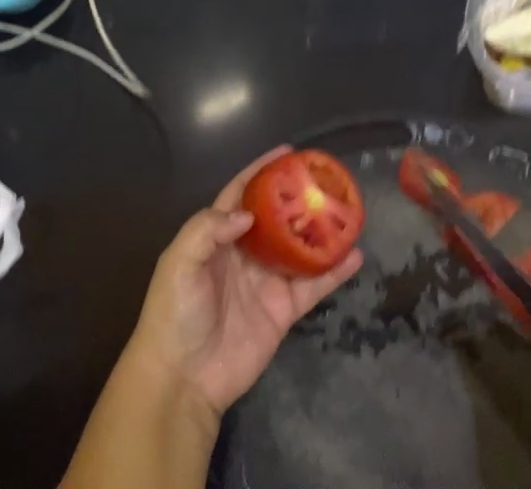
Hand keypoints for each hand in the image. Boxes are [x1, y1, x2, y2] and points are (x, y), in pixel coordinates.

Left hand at [128, 146, 363, 417]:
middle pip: (275, 219)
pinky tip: (355, 256)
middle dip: (298, 200)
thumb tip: (248, 213)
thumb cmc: (175, 312)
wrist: (183, 376)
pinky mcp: (283, 311)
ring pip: (299, 250)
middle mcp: (242, 254)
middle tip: (327, 181)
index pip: (239, 194)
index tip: (288, 154)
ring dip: (321, 233)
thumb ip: (208, 229)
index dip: (260, 173)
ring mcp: (265, 282)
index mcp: (215, 236)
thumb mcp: (179, 262)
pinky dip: (334, 272)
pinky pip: (313, 286)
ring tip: (348, 213)